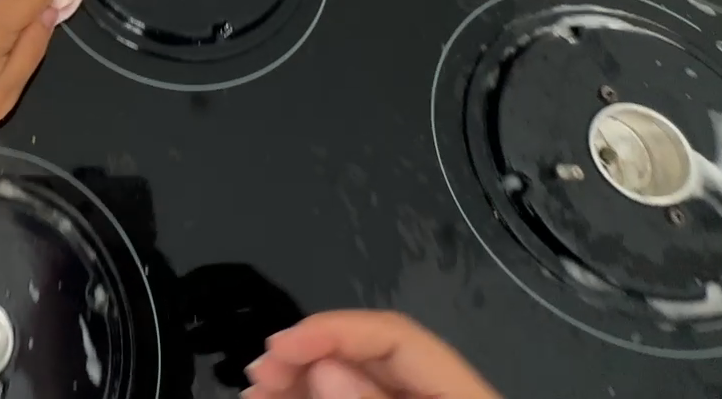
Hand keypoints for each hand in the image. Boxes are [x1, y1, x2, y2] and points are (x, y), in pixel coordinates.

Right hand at [244, 311, 501, 398]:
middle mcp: (440, 394)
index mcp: (466, 393)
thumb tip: (325, 365)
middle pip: (366, 357)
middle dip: (304, 359)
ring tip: (254, 393)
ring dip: (297, 382)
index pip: (395, 334)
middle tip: (257, 375)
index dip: (331, 330)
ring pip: (348, 382)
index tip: (277, 346)